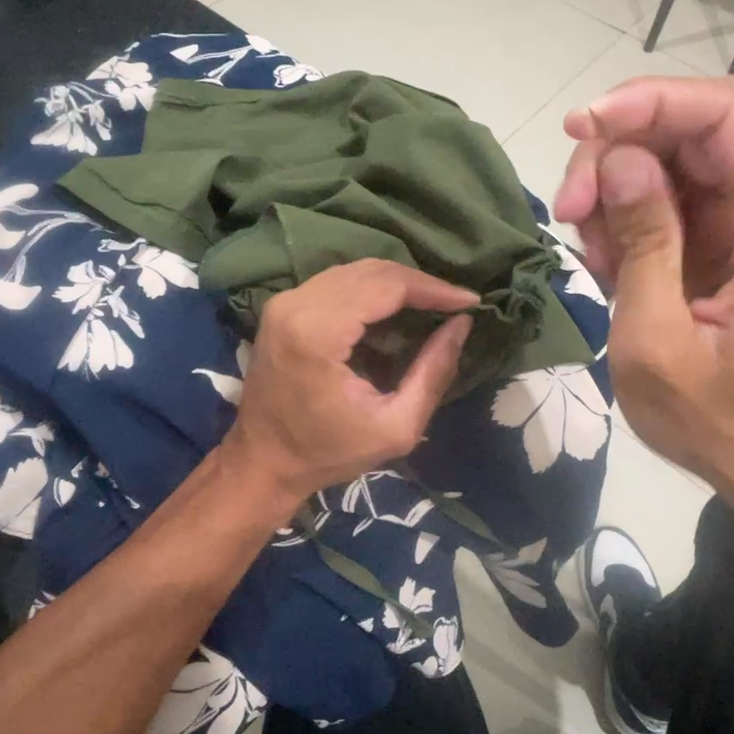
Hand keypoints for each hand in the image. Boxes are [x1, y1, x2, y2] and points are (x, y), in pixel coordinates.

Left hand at [224, 259, 475, 508]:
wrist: (262, 462)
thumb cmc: (328, 453)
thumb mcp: (395, 427)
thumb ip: (433, 373)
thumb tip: (463, 324)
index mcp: (318, 332)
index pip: (387, 286)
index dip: (433, 289)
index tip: (471, 301)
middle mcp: (296, 304)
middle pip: (371, 271)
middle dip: (419, 283)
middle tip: (456, 303)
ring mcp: (284, 302)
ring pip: (354, 271)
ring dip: (397, 283)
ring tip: (434, 304)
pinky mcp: (282, 307)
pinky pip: (337, 282)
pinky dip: (372, 289)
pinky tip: (398, 307)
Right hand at [554, 77, 733, 490]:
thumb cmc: (711, 421)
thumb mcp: (655, 339)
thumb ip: (644, 240)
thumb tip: (619, 158)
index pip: (731, 116)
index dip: (652, 102)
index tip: (581, 127)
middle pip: (702, 127)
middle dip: (623, 150)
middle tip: (568, 206)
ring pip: (684, 156)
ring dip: (620, 185)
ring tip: (588, 246)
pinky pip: (681, 195)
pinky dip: (633, 214)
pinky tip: (608, 260)